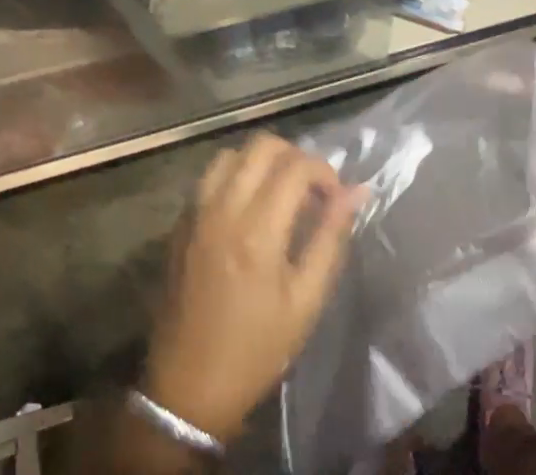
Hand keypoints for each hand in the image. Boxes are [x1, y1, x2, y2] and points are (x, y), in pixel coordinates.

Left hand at [142, 133, 365, 442]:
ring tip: (280, 195)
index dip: (325, 172)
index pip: (297, 166)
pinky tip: (249, 211)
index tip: (336, 199)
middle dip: (295, 157)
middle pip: (261, 146)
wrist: (188, 389)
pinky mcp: (178, 227)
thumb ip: (331, 237)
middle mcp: (222, 211)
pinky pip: (208, 180)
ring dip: (261, 163)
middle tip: (310, 190)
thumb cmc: (257, 349)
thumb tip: (356, 192)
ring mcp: (194, 216)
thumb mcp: (306, 300)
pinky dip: (234, 178)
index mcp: (257, 231)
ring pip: (229, 155)